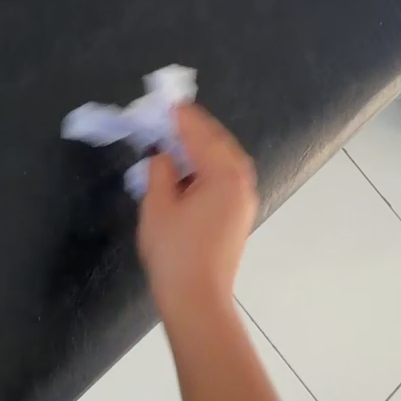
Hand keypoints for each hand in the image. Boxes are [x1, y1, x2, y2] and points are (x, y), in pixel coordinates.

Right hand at [137, 103, 258, 316]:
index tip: (165, 101)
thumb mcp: (157, 206)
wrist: (196, 299)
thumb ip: (161, 171)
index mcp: (222, 176)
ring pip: (224, 160)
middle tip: (168, 115)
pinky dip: (205, 165)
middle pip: (219, 143)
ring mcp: (243, 200)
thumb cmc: (174, 252)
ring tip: (174, 137)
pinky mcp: (237, 215)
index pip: (200, 135)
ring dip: (201, 146)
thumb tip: (164, 154)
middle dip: (194, 127)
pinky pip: (224, 177)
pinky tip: (186, 168)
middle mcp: (241, 183)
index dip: (181, 117)